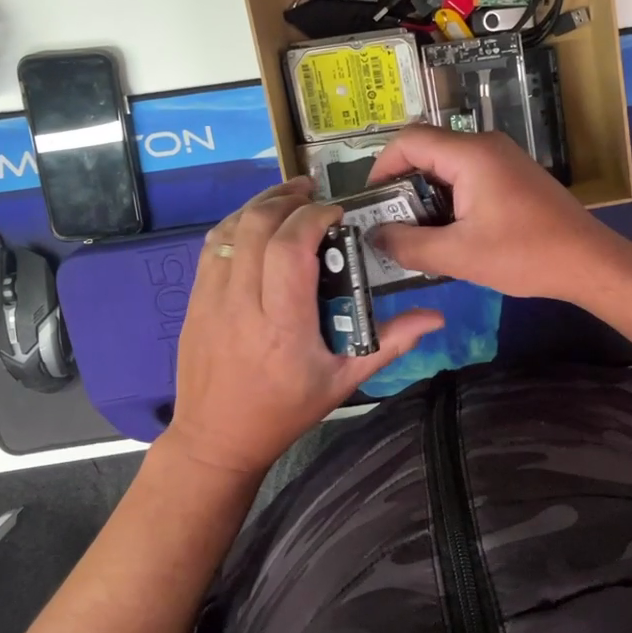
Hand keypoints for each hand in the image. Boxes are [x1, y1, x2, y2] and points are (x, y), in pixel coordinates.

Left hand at [167, 178, 443, 477]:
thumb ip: (390, 343)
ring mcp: (211, 299)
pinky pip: (212, 245)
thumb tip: (436, 317)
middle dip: (288, 200)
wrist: (217, 437)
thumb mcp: (344, 381)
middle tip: (315, 195)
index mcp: (283, 325)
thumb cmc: (285, 410)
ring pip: (231, 230)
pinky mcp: (195, 299)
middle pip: (259, 228)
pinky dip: (238, 223)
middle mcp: (242, 304)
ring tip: (290, 197)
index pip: (291, 249)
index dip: (314, 218)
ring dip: (261, 204)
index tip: (337, 214)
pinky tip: (260, 222)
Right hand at [363, 126, 630, 301]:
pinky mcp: (514, 177)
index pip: (409, 140)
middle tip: (391, 226)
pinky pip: (469, 177)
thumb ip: (408, 245)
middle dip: (403, 188)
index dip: (381, 167)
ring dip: (428, 198)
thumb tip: (374, 236)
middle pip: (428, 152)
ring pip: (448, 167)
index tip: (371, 203)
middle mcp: (486, 146)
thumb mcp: (458, 255)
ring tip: (418, 236)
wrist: (587, 261)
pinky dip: (451, 200)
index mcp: (470, 155)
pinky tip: (451, 234)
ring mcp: (504, 159)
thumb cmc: (524, 255)